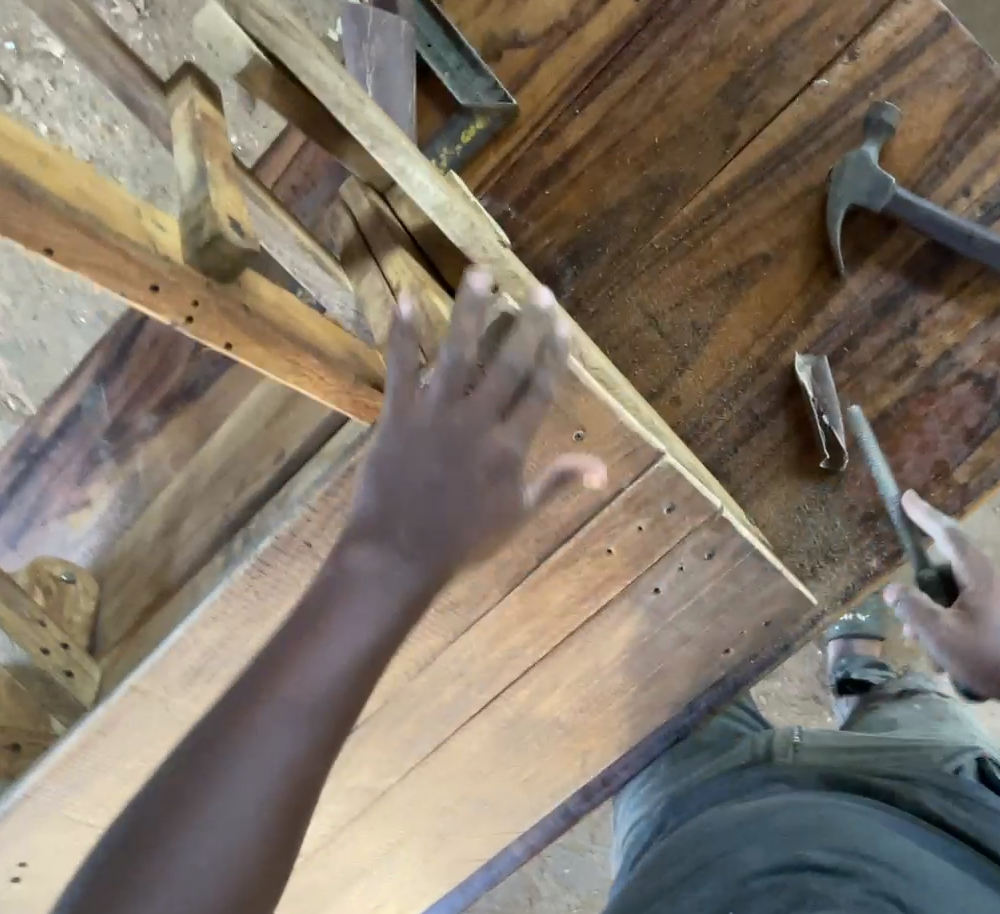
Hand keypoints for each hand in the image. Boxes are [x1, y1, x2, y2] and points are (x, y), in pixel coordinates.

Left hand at [345, 268, 606, 589]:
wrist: (400, 553)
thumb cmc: (465, 540)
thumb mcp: (519, 514)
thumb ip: (557, 482)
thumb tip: (602, 469)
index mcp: (510, 447)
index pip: (539, 391)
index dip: (553, 356)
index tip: (563, 326)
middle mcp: (478, 421)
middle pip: (508, 363)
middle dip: (527, 324)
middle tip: (539, 291)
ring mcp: (435, 414)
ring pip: (458, 353)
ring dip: (471, 311)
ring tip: (481, 273)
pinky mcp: (397, 414)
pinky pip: (400, 366)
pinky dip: (402, 331)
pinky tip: (406, 296)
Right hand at [882, 490, 999, 710]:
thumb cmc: (988, 657)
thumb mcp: (938, 634)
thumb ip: (911, 608)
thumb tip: (892, 590)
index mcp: (978, 573)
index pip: (947, 534)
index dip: (924, 516)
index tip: (906, 497)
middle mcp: (991, 578)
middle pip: (944, 569)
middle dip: (921, 593)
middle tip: (908, 622)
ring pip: (953, 595)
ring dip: (933, 616)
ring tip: (925, 647)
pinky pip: (965, 611)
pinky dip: (949, 627)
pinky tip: (945, 657)